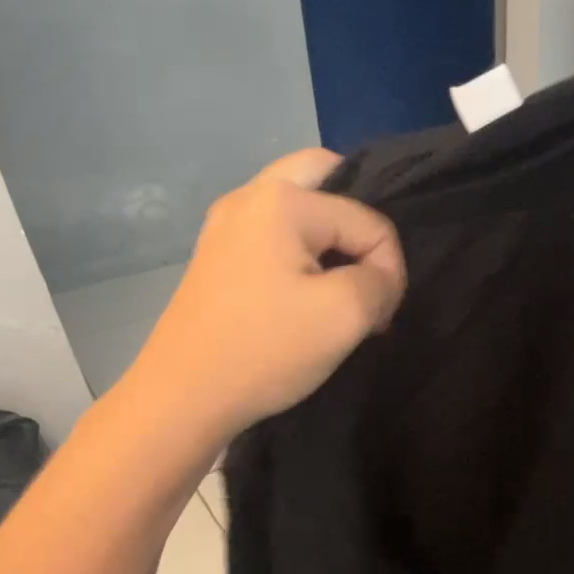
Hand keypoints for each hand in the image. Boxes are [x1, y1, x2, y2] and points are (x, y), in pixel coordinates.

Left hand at [126, 148, 406, 433]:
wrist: (184, 396)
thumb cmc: (266, 350)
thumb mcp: (345, 315)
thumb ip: (381, 281)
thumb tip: (379, 277)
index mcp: (282, 200)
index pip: (367, 219)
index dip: (389, 268)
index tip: (380, 317)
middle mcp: (248, 196)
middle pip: (324, 178)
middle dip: (358, 226)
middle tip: (371, 272)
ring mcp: (225, 225)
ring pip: (297, 206)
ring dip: (330, 239)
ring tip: (345, 286)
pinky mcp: (216, 256)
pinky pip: (273, 233)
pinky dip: (300, 251)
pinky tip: (307, 292)